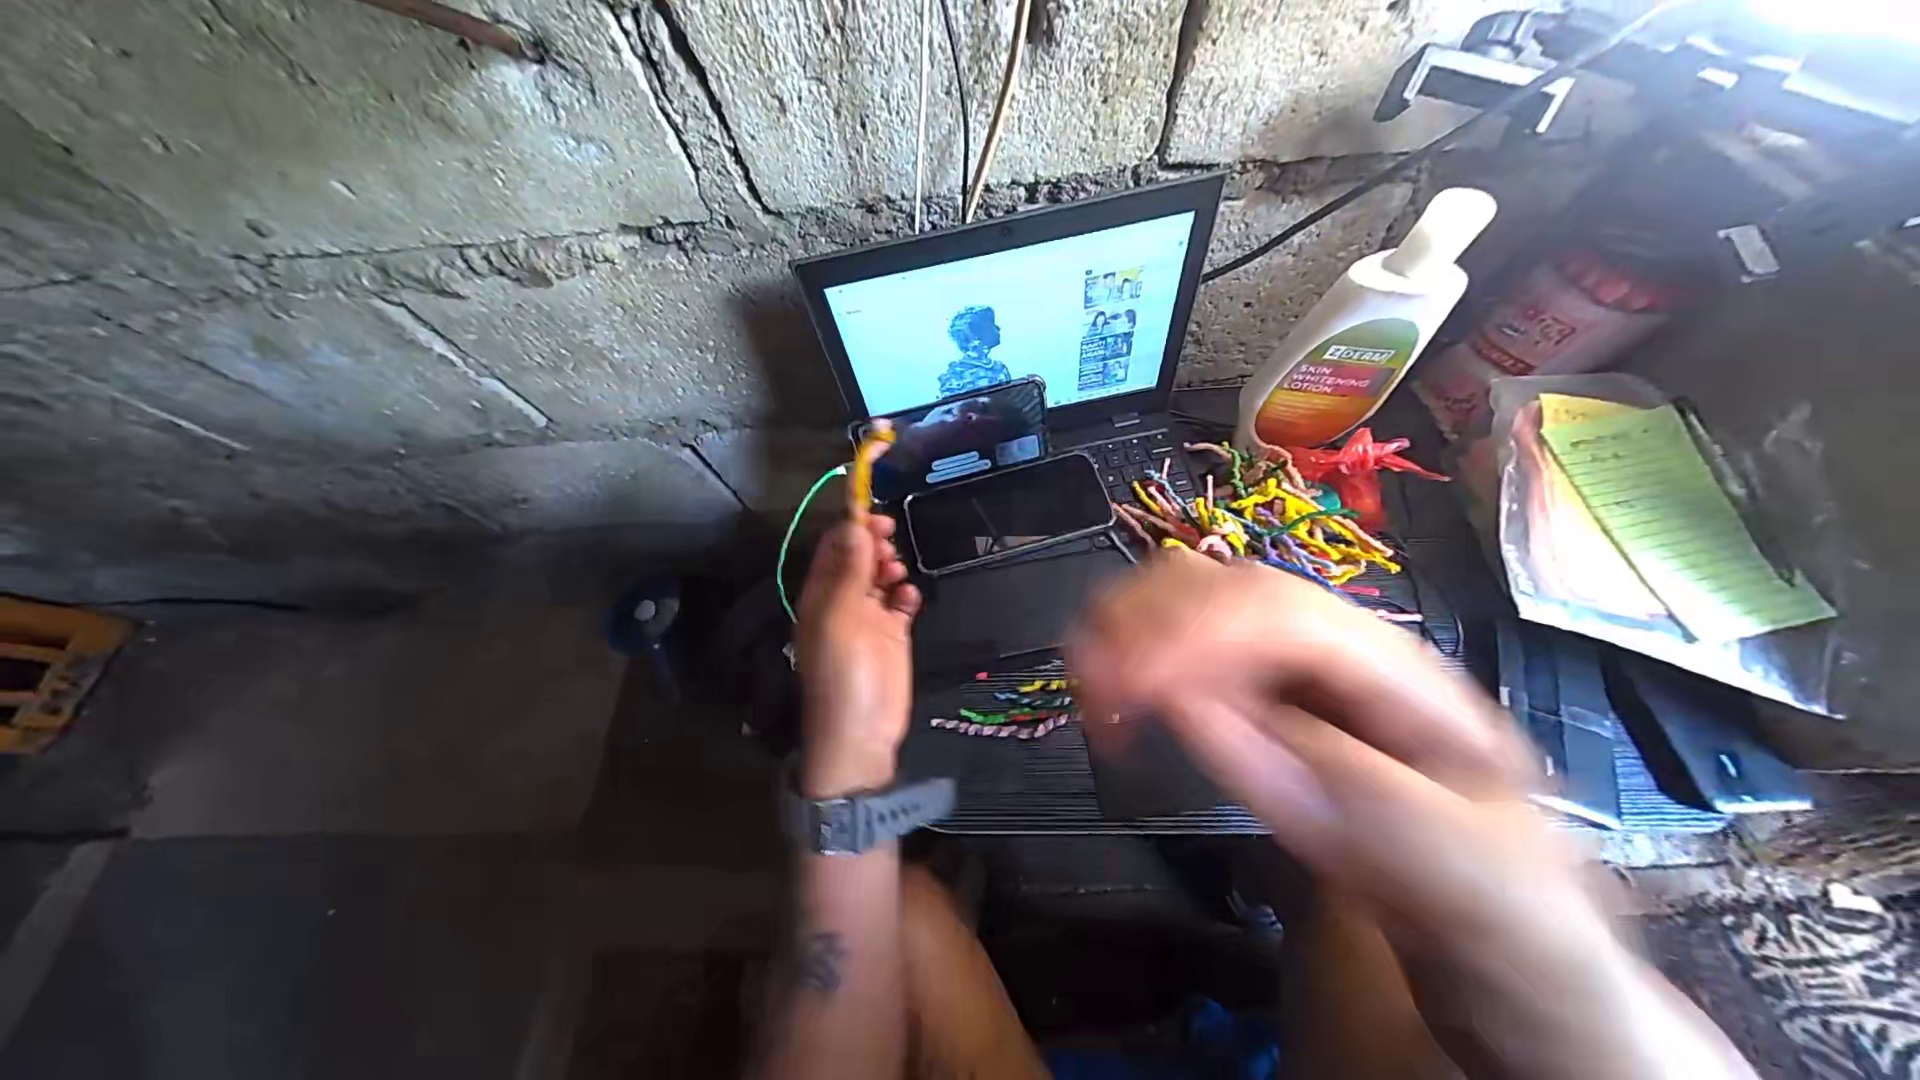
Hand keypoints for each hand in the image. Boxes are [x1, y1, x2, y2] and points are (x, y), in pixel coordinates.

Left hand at [794, 514, 922, 797]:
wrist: (862, 733)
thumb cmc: (842, 675)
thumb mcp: (840, 620)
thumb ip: (849, 573)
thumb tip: (856, 525)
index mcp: (820, 595)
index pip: (833, 548)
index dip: (852, 527)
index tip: (877, 514)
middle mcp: (842, 601)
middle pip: (858, 557)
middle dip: (874, 543)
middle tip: (893, 538)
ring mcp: (869, 618)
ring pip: (880, 575)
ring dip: (891, 566)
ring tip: (898, 573)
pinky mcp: (893, 634)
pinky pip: (901, 601)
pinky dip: (906, 593)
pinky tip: (910, 598)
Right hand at [1068, 549, 1597, 969]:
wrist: (1516, 965)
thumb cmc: (1512, 933)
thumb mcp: (1482, 894)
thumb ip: (1365, 810)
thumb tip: (1208, 719)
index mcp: (1411, 686)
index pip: (1289, 620)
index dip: (1194, 636)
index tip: (1126, 690)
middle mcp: (1349, 660)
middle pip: (1233, 593)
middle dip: (1148, 621)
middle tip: (1089, 682)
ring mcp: (1300, 676)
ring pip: (1201, 601)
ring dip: (1130, 621)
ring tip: (1087, 678)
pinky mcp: (1260, 700)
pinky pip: (1185, 643)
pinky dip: (1133, 645)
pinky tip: (1110, 682)